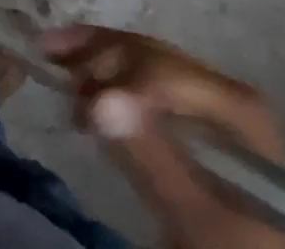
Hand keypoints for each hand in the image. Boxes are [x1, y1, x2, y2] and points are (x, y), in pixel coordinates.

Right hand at [41, 25, 284, 248]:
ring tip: (52, 58)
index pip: (164, 70)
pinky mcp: (193, 115)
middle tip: (49, 62)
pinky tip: (79, 74)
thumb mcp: (193, 212)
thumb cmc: (231, 243)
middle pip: (152, 55)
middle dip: (98, 54)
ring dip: (96, 56)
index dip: (117, 75)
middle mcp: (223, 87)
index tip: (78, 105)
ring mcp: (209, 99)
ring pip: (143, 59)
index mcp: (235, 105)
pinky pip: (145, 78)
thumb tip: (101, 99)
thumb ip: (151, 157)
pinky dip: (107, 72)